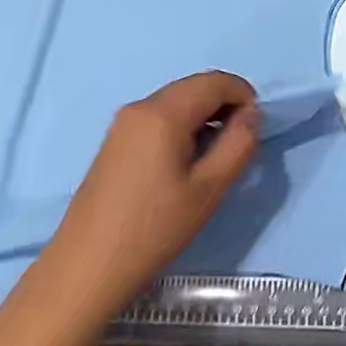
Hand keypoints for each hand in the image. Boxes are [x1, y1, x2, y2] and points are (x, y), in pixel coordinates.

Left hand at [42, 71, 259, 308]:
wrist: (88, 265)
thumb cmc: (155, 228)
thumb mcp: (209, 189)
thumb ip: (238, 144)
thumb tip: (251, 115)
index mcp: (163, 112)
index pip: (214, 81)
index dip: (243, 94)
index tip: (256, 126)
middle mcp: (140, 106)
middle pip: (193, 86)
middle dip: (224, 103)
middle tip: (240, 141)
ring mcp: (122, 122)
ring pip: (175, 100)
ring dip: (204, 115)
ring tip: (216, 155)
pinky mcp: (115, 140)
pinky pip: (158, 116)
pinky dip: (182, 125)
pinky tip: (186, 161)